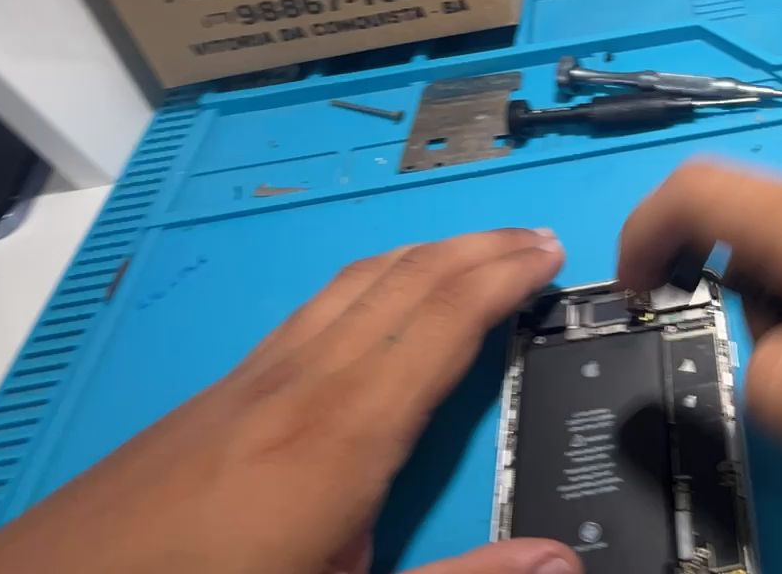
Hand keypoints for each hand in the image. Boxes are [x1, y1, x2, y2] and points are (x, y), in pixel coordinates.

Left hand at [0, 229, 580, 573]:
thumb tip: (562, 560)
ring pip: (362, 278)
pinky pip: (322, 303)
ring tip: (481, 251)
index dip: (507, 274)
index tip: (553, 252)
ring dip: (433, 251)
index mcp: (347, 431)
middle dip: (483, 246)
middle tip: (537, 238)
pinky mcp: (219, 390)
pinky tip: (382, 297)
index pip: (447, 316)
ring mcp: (255, 376)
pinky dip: (381, 276)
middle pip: (411, 276)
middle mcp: (307, 378)